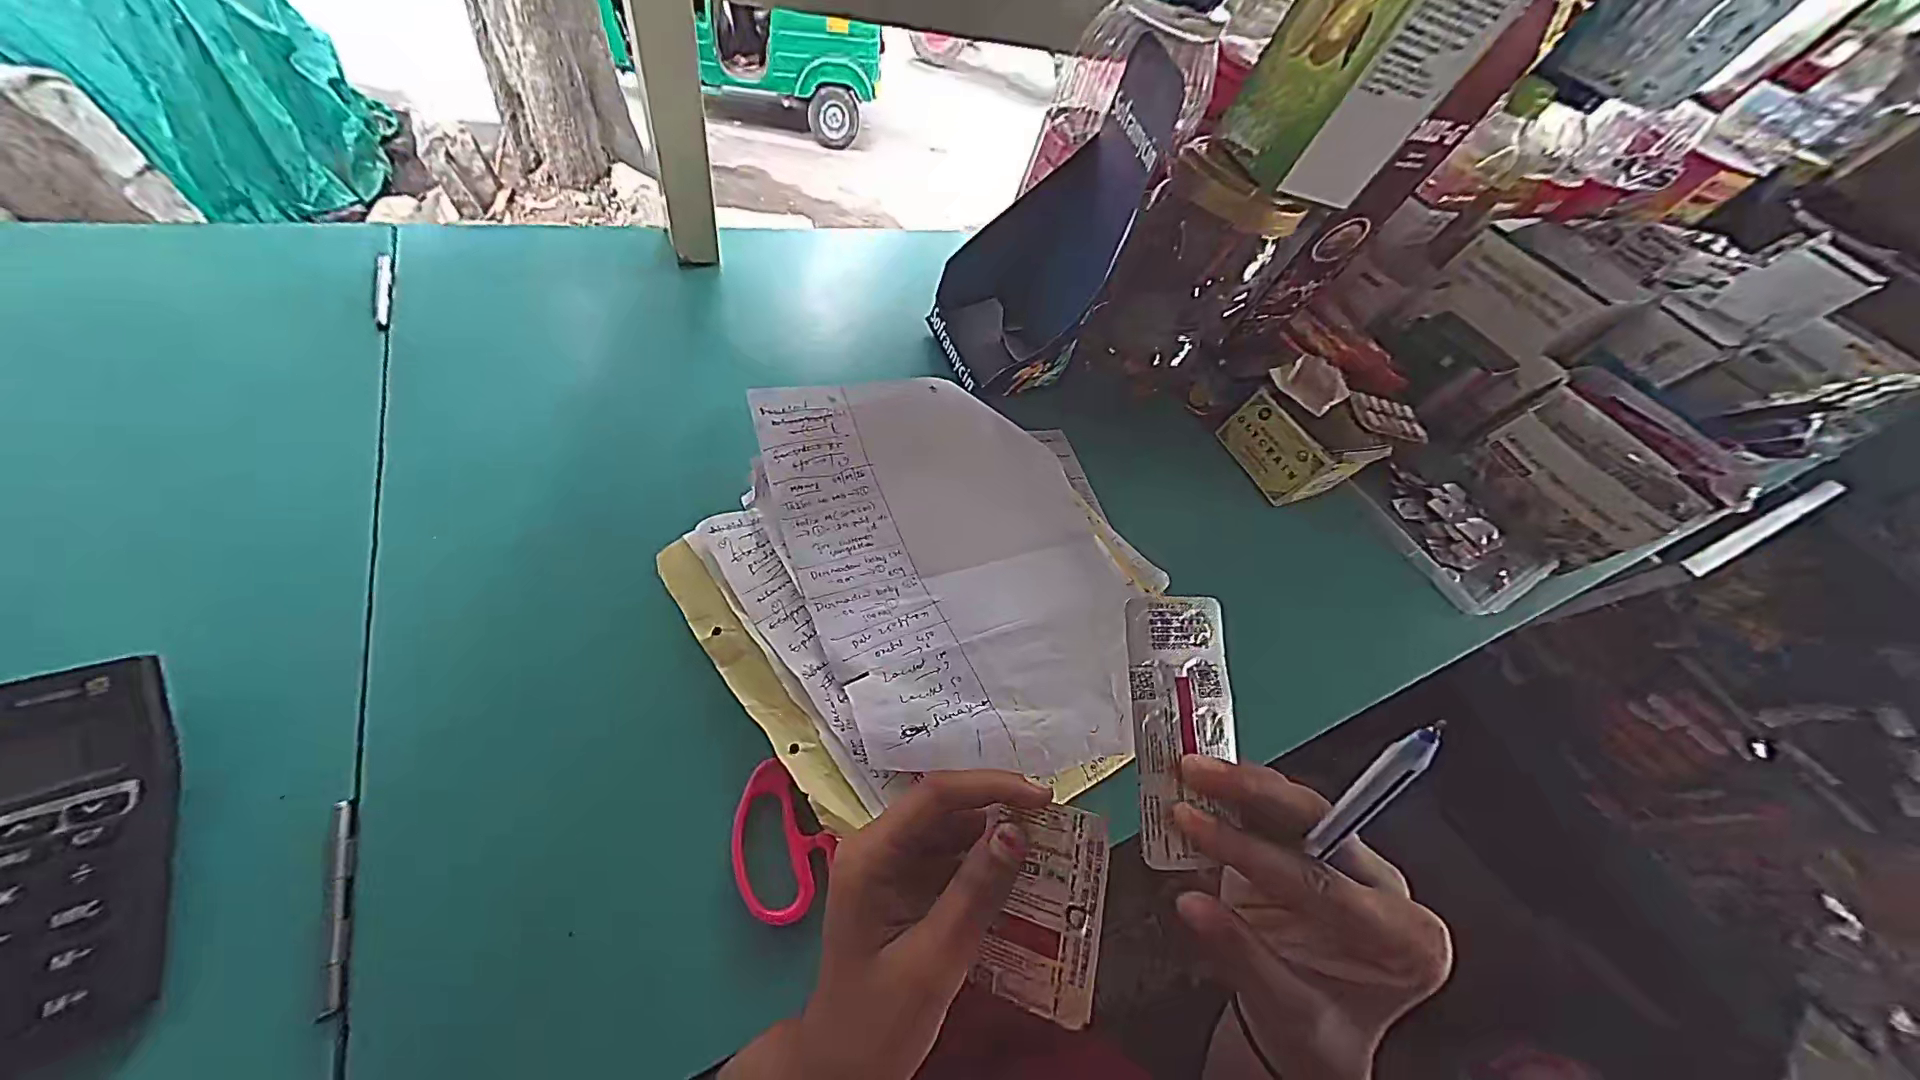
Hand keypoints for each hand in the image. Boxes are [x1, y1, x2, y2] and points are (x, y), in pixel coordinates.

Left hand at [722, 770, 1052, 1079]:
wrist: (844, 1067)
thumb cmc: (877, 1021)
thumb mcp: (933, 961)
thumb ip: (974, 893)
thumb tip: (1016, 832)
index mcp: (870, 854)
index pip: (933, 796)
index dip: (990, 786)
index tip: (1042, 797)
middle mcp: (879, 846)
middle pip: (943, 805)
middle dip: (998, 805)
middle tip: (1052, 817)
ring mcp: (893, 863)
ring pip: (952, 827)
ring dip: (997, 830)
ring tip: (1047, 839)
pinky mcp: (908, 882)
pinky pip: (953, 855)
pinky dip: (987, 858)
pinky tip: (1020, 868)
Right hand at [1174, 756, 1451, 1079]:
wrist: (1315, 1031)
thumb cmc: (1316, 1031)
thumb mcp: (1285, 1009)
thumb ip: (1240, 952)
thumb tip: (1191, 904)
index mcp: (1404, 939)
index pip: (1319, 881)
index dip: (1249, 850)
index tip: (1196, 828)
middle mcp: (1382, 888)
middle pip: (1317, 820)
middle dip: (1252, 791)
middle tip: (1197, 774)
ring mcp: (1350, 861)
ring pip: (1296, 804)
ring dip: (1240, 782)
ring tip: (1192, 770)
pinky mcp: (1315, 843)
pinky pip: (1276, 807)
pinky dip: (1236, 792)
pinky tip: (1203, 781)